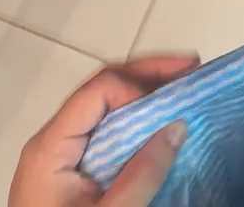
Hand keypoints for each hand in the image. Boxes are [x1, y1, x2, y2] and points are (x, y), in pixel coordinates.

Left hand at [9, 54, 197, 206]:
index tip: (178, 94)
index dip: (140, 82)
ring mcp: (60, 155)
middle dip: (148, 72)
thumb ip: (142, 175)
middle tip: (192, 67)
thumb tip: (178, 126)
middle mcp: (52, 141)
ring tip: (181, 85)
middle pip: (102, 87)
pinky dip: (136, 117)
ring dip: (144, 90)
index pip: (99, 89)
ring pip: (105, 104)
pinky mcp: (70, 172)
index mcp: (50, 147)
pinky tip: (159, 120)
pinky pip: (105, 129)